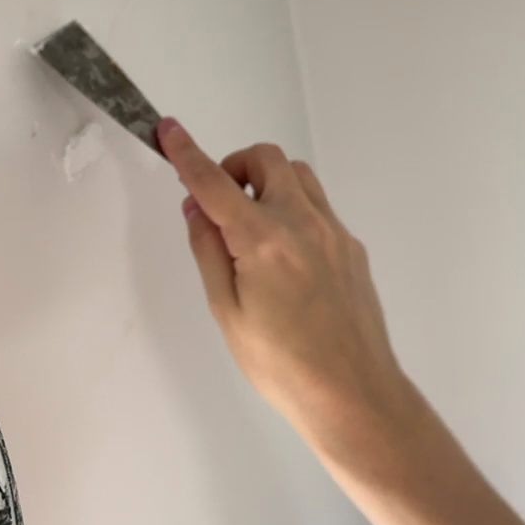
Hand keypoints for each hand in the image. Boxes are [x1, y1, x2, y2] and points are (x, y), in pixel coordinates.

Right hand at [157, 117, 414, 462]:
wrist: (354, 395)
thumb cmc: (281, 364)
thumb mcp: (227, 312)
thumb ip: (209, 251)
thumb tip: (197, 208)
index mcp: (264, 241)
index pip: (215, 183)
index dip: (188, 154)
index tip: (170, 130)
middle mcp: (303, 224)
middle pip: (267, 159)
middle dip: (235, 166)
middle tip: (220, 203)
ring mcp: (334, 232)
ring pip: (297, 175)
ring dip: (267, 182)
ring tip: (252, 225)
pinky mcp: (352, 246)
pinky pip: (317, 206)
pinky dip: (291, 209)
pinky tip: (284, 256)